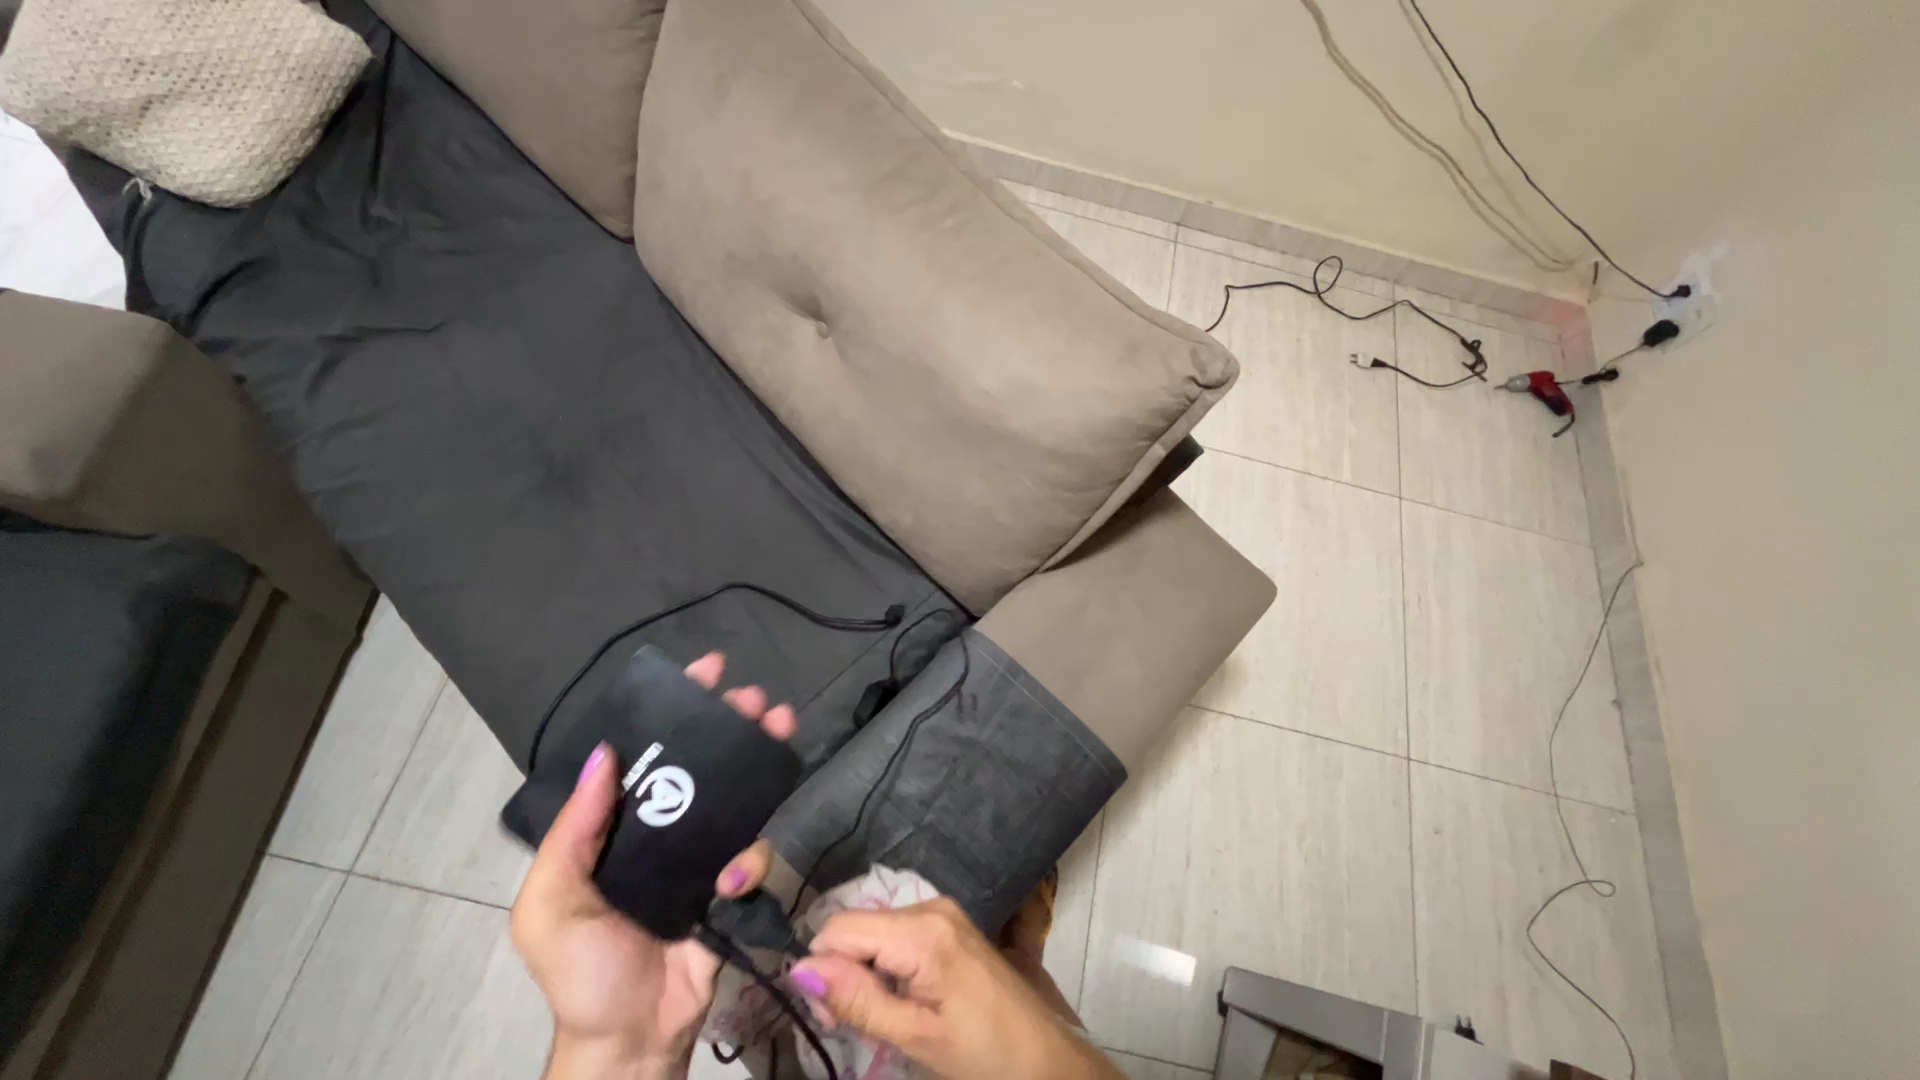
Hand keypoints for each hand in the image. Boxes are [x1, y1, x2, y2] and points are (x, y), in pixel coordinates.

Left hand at [510, 652, 793, 1079]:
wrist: (636, 1034)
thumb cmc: (583, 970)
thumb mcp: (552, 904)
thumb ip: (574, 831)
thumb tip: (605, 753)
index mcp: (614, 828)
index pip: (646, 754)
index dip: (674, 710)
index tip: (705, 672)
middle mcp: (662, 830)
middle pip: (700, 762)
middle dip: (728, 723)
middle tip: (752, 698)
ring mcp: (702, 854)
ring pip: (736, 792)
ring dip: (759, 757)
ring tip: (777, 726)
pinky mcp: (735, 882)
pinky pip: (754, 849)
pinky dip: (753, 855)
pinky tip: (736, 877)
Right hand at [791, 898, 1123, 1079]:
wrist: (1044, 1055)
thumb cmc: (983, 1052)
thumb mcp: (915, 1035)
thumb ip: (857, 999)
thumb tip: (799, 970)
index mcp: (922, 929)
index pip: (840, 928)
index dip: (822, 971)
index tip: (829, 1015)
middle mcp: (929, 904)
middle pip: (855, 926)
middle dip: (841, 971)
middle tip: (854, 1022)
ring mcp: (941, 910)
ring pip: (872, 929)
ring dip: (862, 970)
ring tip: (882, 1014)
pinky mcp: (947, 922)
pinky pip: (895, 933)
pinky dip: (884, 963)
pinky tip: (900, 996)